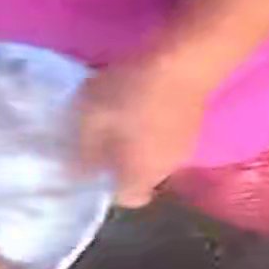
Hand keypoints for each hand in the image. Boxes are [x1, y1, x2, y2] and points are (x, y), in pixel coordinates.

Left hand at [77, 58, 212, 207]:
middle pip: (143, 180)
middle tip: (97, 141)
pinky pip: (166, 146)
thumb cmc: (129, 94)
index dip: (107, 190)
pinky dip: (152, 138)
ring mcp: (184, 152)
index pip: (128, 199)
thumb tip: (77, 175)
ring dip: (136, 151)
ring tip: (118, 124)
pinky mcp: (192, 134)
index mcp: (142, 171)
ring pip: (155, 162)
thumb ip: (84, 150)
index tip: (89, 171)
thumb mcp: (90, 118)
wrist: (181, 69)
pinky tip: (141, 113)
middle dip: (121, 168)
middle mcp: (168, 170)